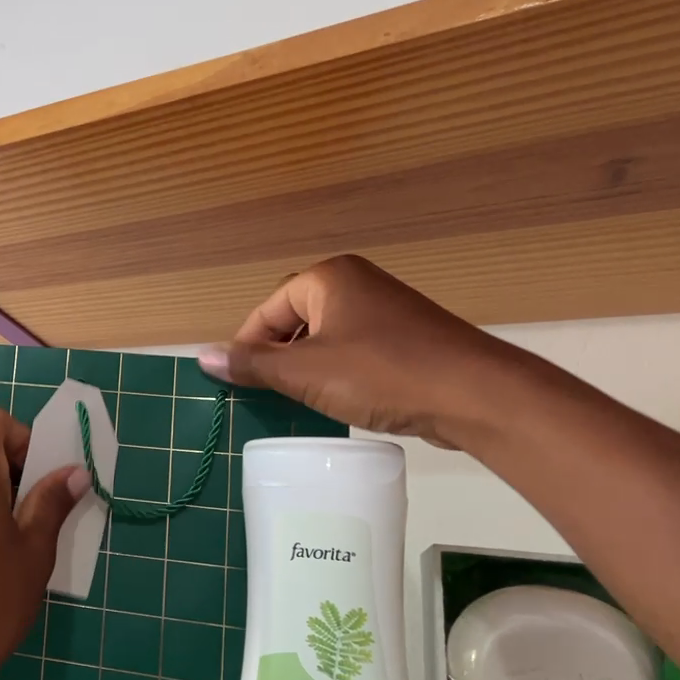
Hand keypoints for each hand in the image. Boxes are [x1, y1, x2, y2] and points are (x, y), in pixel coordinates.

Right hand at [198, 255, 539, 447]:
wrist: (477, 395)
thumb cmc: (381, 374)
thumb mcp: (304, 373)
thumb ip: (251, 364)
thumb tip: (203, 357)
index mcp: (328, 278)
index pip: (267, 310)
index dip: (248, 347)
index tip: (241, 383)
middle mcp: (357, 284)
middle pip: (294, 321)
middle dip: (278, 358)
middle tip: (270, 394)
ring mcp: (386, 310)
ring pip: (324, 339)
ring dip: (307, 369)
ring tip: (302, 401)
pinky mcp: (408, 339)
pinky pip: (354, 351)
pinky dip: (339, 374)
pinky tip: (341, 400)